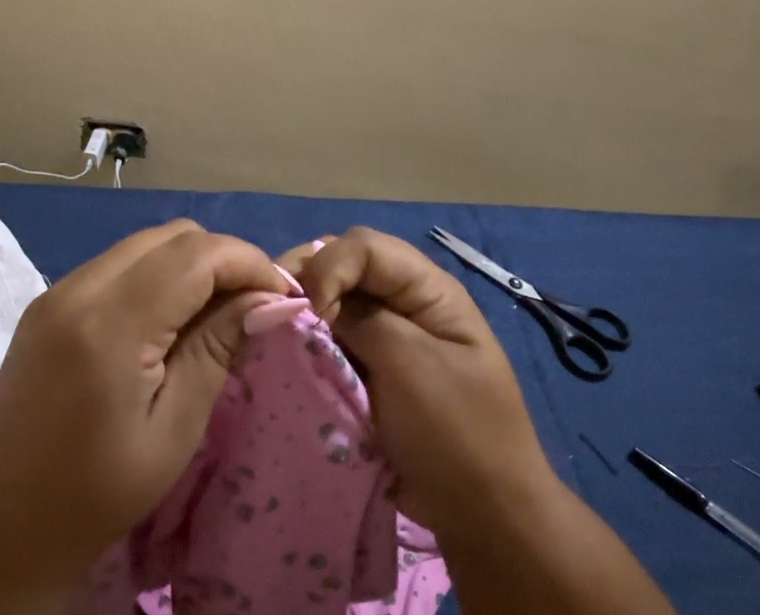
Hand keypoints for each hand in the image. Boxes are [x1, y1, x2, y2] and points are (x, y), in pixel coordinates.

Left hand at [0, 220, 289, 612]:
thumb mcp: (174, 427)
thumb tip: (270, 299)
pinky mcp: (44, 305)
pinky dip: (153, 275)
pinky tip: (169, 319)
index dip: (249, 263)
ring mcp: (54, 293)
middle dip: (222, 258)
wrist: (4, 526)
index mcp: (109, 324)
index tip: (282, 296)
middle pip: (169, 236)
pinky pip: (113, 265)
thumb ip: (218, 348)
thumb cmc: (98, 492)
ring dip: (188, 263)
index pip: (195, 254)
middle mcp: (76, 290)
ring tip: (216, 313)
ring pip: (141, 244)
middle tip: (254, 305)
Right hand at [287, 228, 674, 614]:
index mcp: (429, 290)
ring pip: (335, 299)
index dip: (329, 266)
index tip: (312, 312)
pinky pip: (334, 337)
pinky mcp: (372, 367)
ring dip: (304, 309)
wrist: (485, 513)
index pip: (365, 246)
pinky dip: (308, 339)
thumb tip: (310, 299)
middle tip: (274, 309)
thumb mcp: (411, 366)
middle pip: (346, 263)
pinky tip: (289, 352)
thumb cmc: (456, 434)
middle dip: (307, 278)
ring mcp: (389, 335)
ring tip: (275, 329)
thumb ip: (361, 319)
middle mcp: (406, 302)